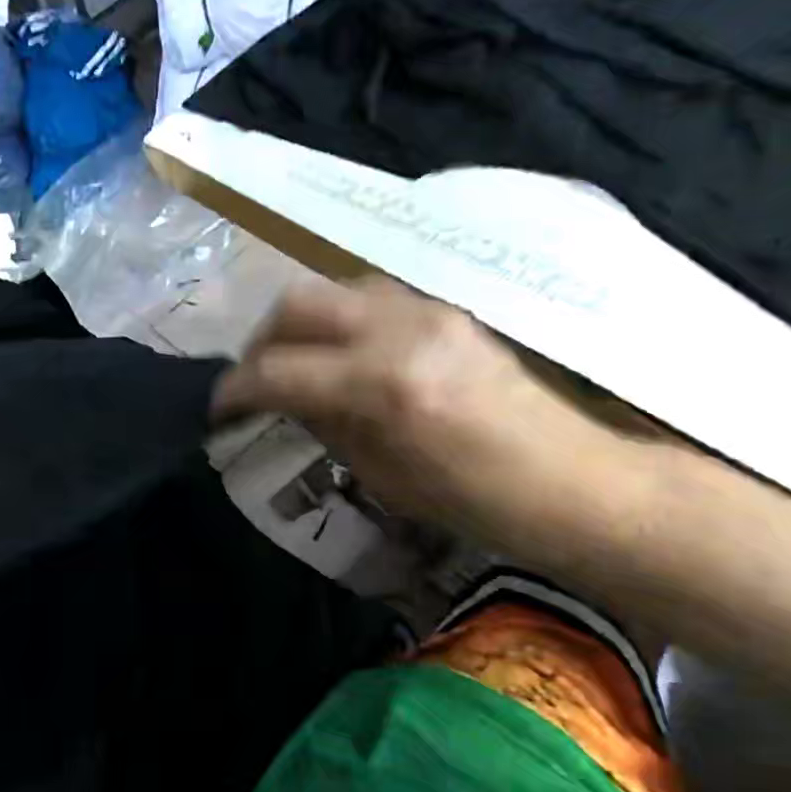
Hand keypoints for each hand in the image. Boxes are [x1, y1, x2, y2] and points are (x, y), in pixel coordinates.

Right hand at [215, 276, 632, 544]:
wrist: (575, 483)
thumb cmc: (474, 501)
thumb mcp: (376, 473)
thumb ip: (319, 421)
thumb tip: (278, 398)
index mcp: (384, 386)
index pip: (277, 371)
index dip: (233, 390)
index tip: (216, 410)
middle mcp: (402, 332)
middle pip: (295, 306)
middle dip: (258, 344)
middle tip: (252, 380)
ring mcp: (426, 311)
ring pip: (327, 290)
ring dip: (294, 325)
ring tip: (290, 362)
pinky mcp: (441, 309)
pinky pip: (363, 297)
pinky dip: (332, 320)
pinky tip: (335, 353)